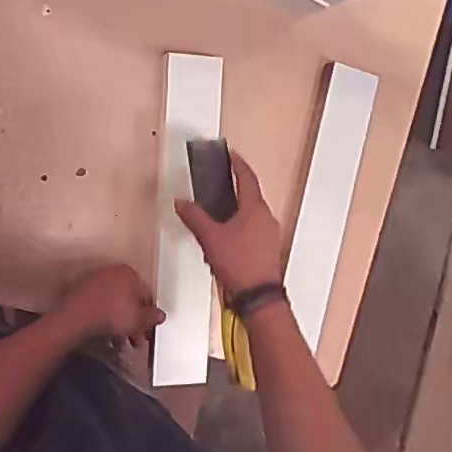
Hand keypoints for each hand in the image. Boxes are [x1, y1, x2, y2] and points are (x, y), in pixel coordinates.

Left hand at [54, 264, 164, 344]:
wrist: (77, 317)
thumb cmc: (112, 314)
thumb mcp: (139, 320)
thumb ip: (152, 317)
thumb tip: (160, 316)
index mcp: (129, 273)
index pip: (146, 293)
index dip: (148, 314)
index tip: (147, 327)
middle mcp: (112, 272)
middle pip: (128, 298)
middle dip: (132, 321)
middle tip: (135, 338)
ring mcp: (95, 280)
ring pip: (114, 303)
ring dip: (119, 323)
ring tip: (120, 341)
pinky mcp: (82, 291)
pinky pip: (99, 305)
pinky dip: (104, 318)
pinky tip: (105, 335)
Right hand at [175, 151, 284, 295]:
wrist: (258, 296)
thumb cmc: (240, 265)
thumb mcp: (210, 237)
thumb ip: (194, 217)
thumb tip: (182, 203)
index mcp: (255, 209)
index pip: (247, 177)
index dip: (237, 164)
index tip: (231, 155)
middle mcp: (266, 218)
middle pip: (251, 194)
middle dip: (235, 187)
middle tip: (223, 179)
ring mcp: (269, 234)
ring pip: (252, 213)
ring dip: (237, 208)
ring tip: (219, 211)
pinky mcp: (267, 248)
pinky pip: (253, 228)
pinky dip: (240, 225)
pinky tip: (226, 236)